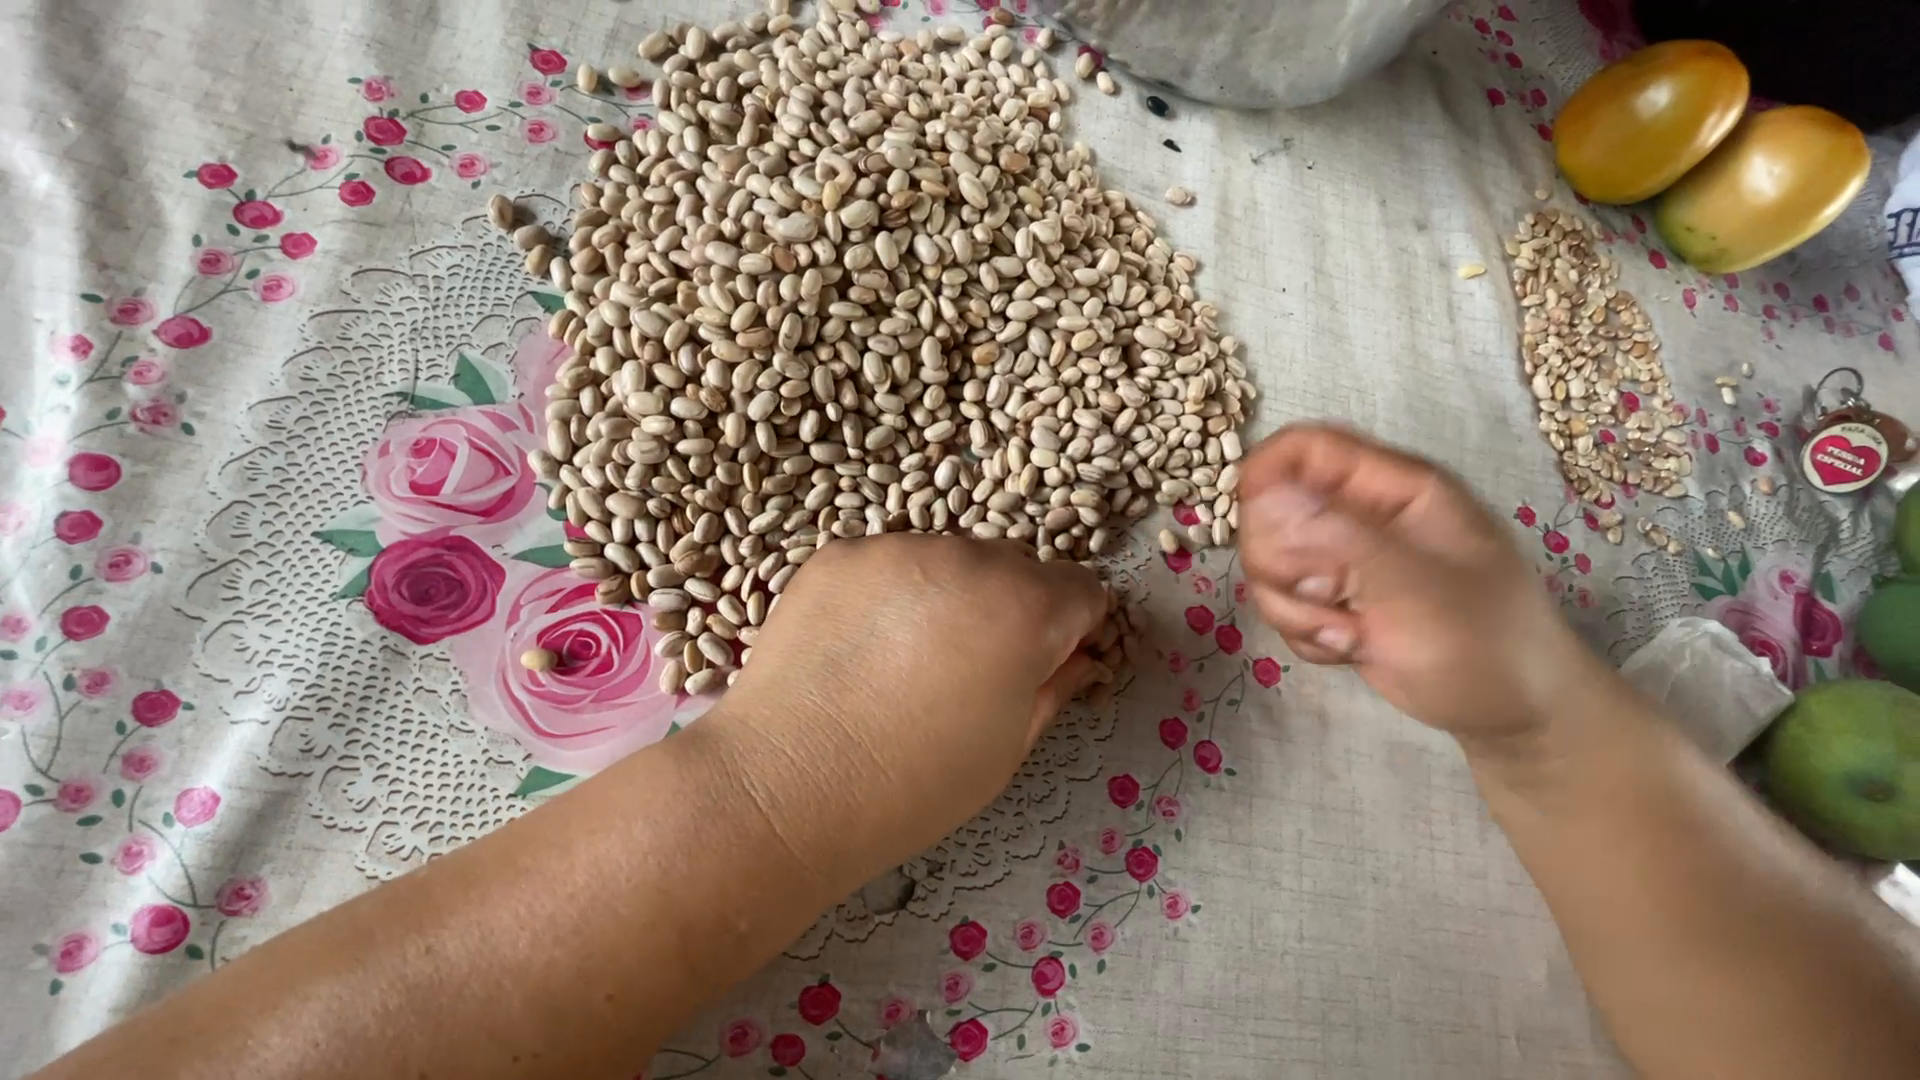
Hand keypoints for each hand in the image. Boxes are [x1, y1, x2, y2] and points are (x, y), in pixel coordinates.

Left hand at [695, 534, 1107, 889]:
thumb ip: (1055, 687)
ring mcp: (897, 548)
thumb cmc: (913, 785)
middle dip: (1011, 605)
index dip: (1073, 626)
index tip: (1045, 658)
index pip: (1082, 589)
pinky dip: (892, 592)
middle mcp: (967, 559)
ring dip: (949, 593)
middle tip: (971, 664)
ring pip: (950, 559)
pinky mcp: (841, 553)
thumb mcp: (1007, 748)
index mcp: (1025, 608)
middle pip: (1016, 566)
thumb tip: (1080, 656)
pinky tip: (863, 643)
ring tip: (907, 655)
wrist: (786, 786)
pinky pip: (891, 562)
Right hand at [1236, 424, 1607, 751]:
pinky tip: (1347, 648)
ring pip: (1270, 564)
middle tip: (1328, 593)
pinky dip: (1304, 632)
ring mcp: (1343, 560)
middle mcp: (1360, 516)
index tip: (1254, 521)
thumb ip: (1339, 536)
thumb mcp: (1416, 587)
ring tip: (1348, 633)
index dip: (1266, 473)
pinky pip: (1283, 604)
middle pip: (1271, 509)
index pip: (1306, 449)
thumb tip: (1264, 494)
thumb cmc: (1486, 642)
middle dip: (1281, 562)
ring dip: (1293, 607)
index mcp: (1393, 489)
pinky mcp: (1332, 602)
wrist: (1514, 714)